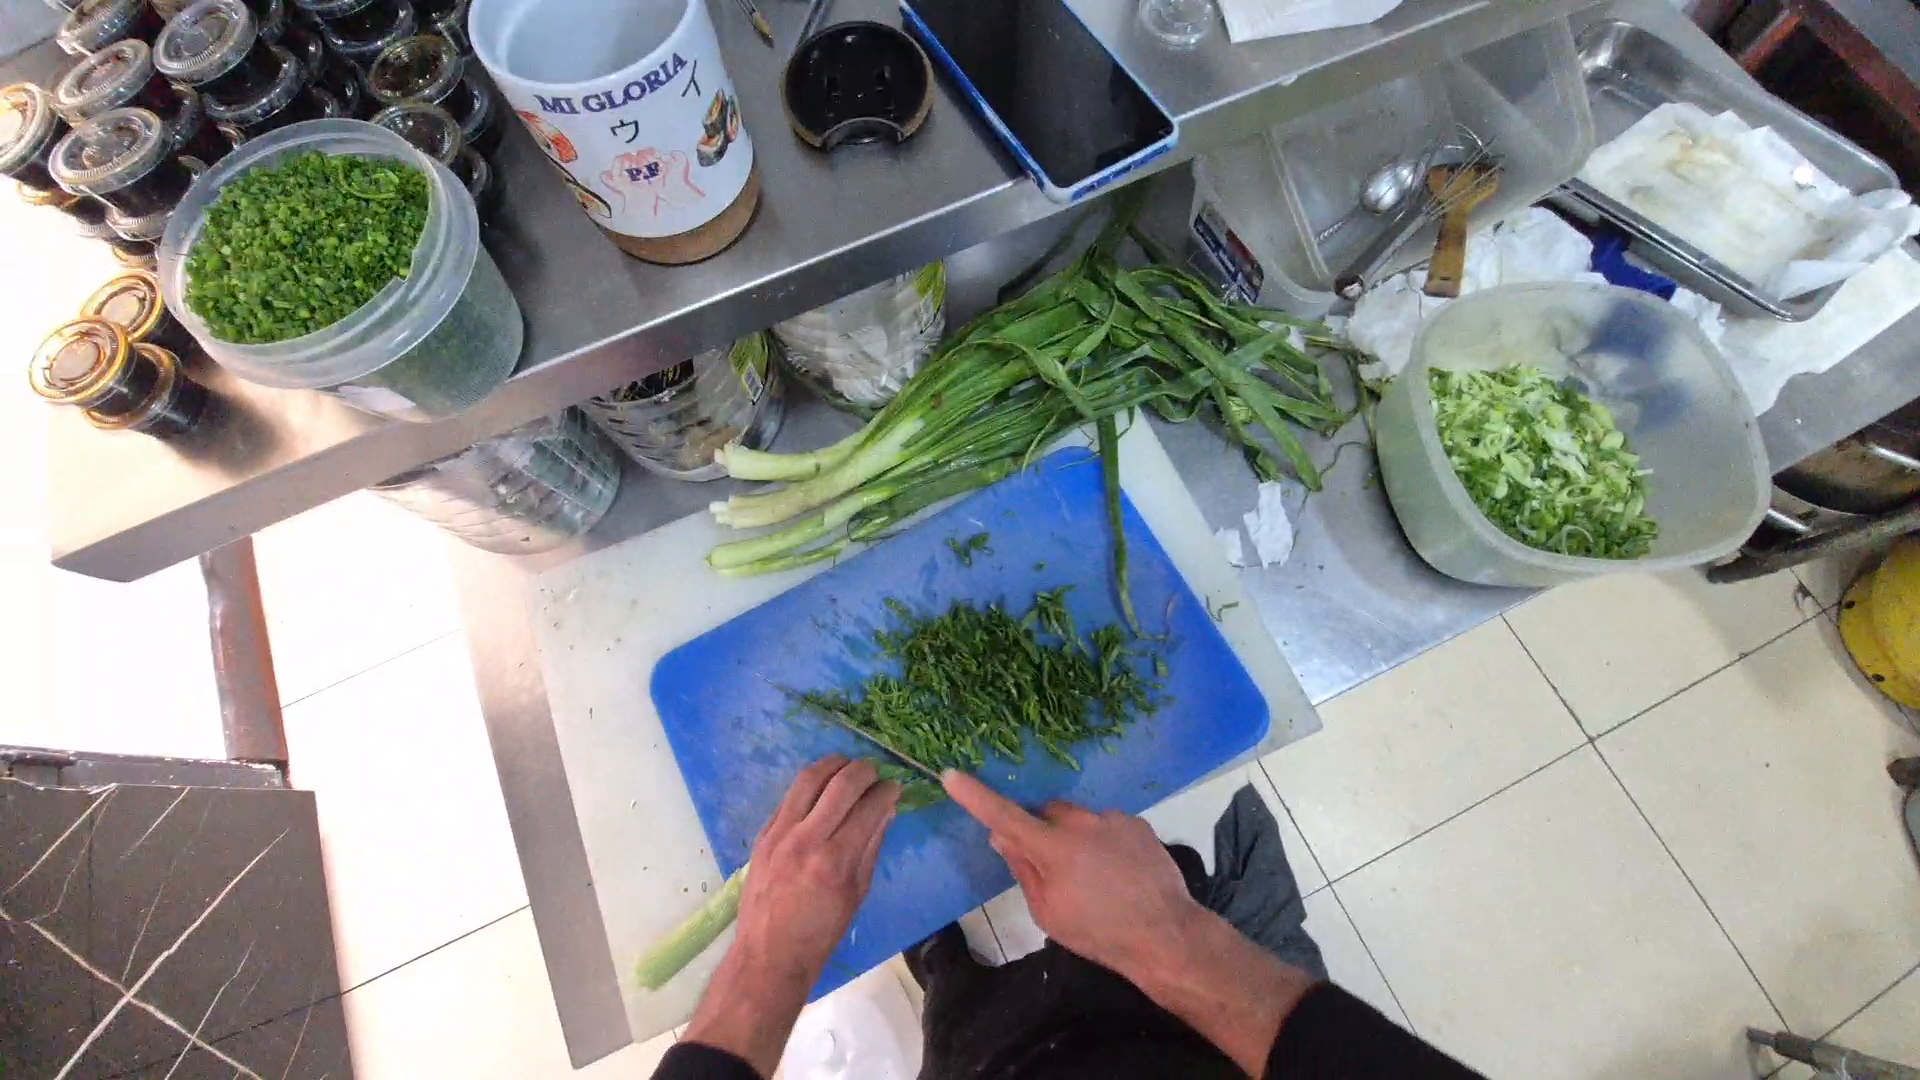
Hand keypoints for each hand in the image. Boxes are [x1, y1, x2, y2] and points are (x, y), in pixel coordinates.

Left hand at [683, 756, 898, 1076]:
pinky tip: (824, 785)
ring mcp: (780, 833)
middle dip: (865, 770)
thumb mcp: (858, 892)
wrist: (768, 955)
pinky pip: (790, 795)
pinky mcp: (764, 833)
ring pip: (810, 778)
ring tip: (850, 765)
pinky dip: (812, 783)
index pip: (869, 807)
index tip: (896, 786)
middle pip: (842, 783)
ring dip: (835, 764)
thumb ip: (872, 844)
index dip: (888, 790)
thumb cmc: (821, 932)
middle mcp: (807, 840)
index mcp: (835, 861)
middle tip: (876, 772)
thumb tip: (887, 807)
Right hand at [941, 769, 1199, 978]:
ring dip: (1077, 838)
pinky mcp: (1136, 822)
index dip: (975, 796)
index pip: (1003, 816)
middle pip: (1046, 813)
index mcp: (1052, 847)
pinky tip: (1119, 871)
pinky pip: (1106, 824)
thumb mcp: (1048, 911)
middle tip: (1055, 867)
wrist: (1166, 935)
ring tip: (1097, 877)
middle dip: (1043, 831)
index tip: (951, 774)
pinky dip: (1104, 841)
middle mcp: (1080, 822)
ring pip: (1079, 819)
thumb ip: (1022, 868)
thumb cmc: (1099, 932)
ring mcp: (1111, 818)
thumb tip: (1001, 835)